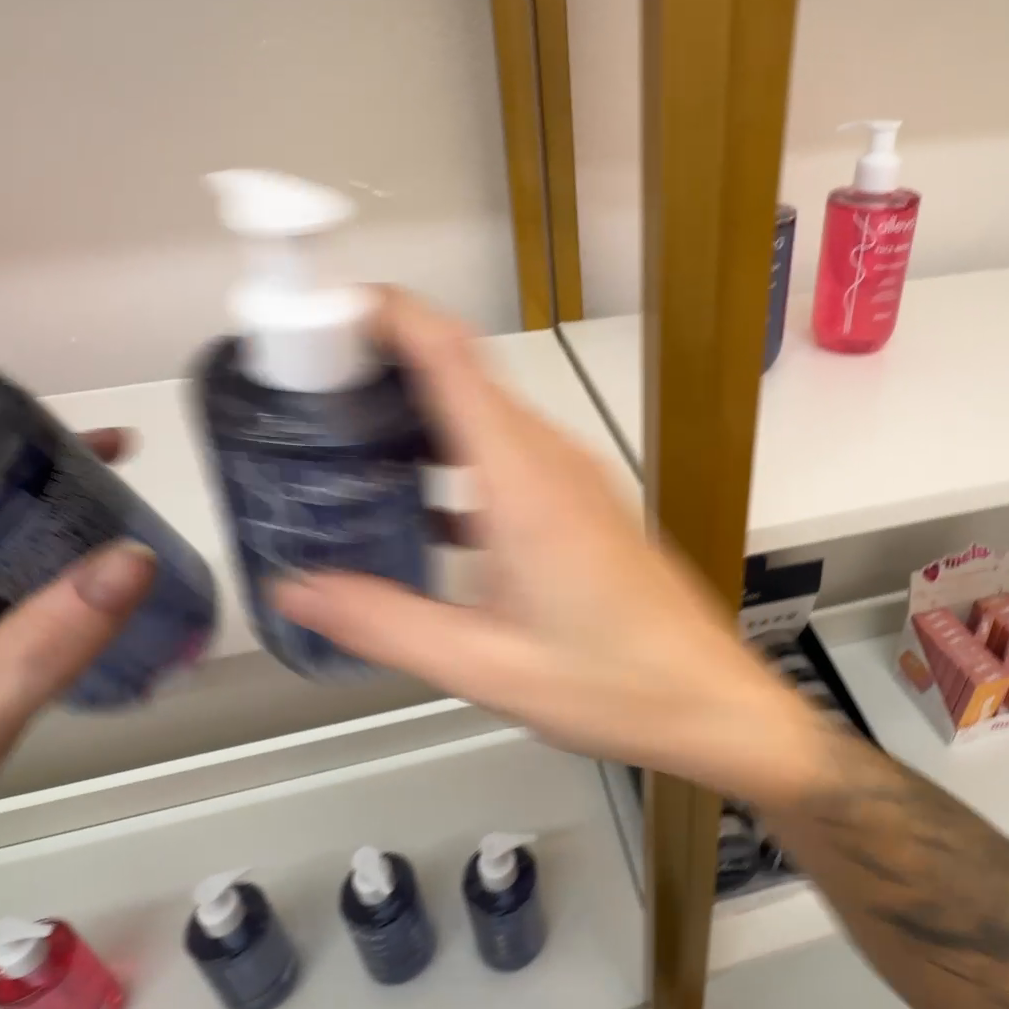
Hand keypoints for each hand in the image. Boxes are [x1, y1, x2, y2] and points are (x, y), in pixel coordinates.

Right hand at [274, 290, 828, 807]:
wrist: (707, 698)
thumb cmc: (615, 681)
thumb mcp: (484, 664)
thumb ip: (385, 622)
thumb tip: (300, 591)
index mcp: (524, 480)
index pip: (452, 357)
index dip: (391, 316)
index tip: (329, 310)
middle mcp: (553, 460)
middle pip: (463, 374)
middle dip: (385, 362)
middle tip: (311, 383)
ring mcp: (574, 476)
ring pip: (486, 413)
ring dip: (421, 410)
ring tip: (348, 434)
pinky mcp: (583, 500)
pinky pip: (509, 454)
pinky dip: (458, 457)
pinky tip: (422, 506)